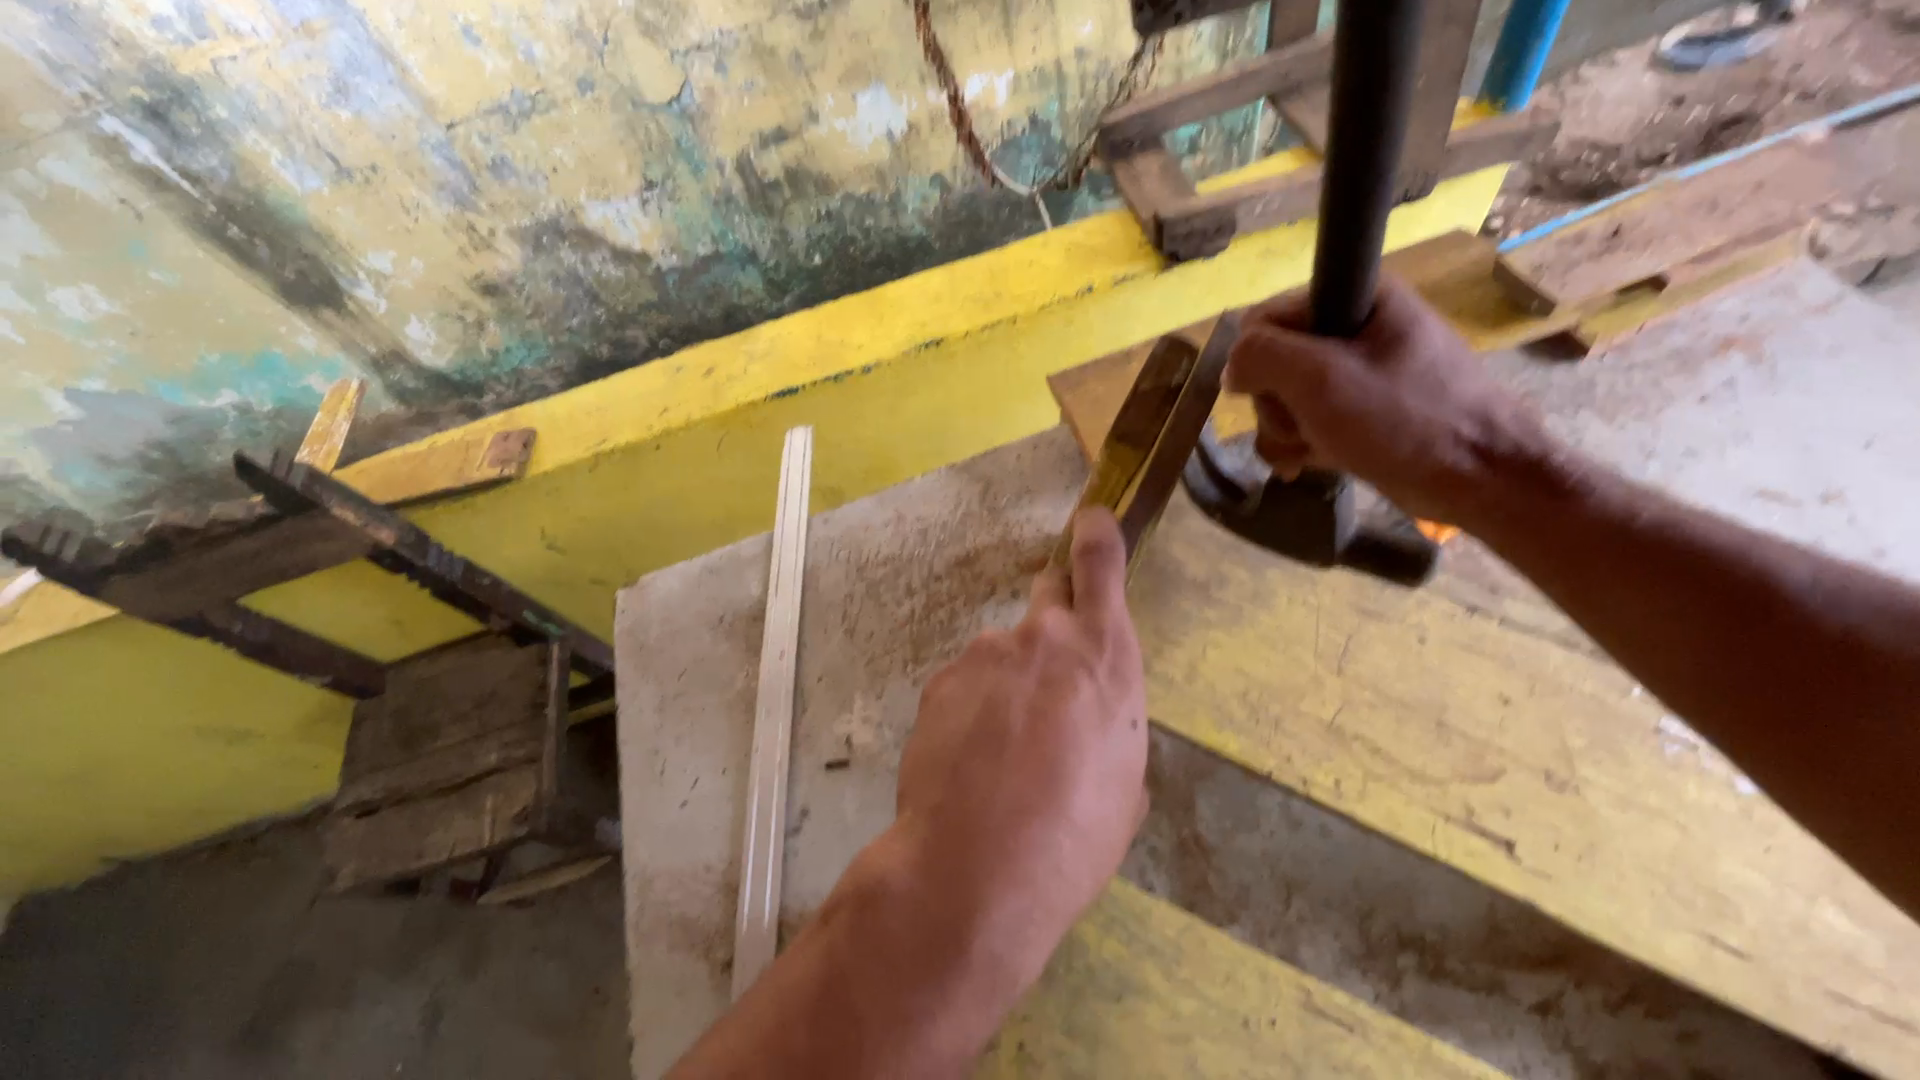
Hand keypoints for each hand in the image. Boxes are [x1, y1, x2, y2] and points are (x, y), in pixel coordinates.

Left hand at [891, 507, 1148, 987]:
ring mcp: (985, 655)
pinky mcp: (939, 681)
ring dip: (1005, 682)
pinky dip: (967, 711)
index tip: (1089, 519)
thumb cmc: (1075, 835)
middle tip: (1046, 674)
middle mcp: (1044, 638)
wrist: (976, 867)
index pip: (1100, 566)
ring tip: (996, 753)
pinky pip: (963, 685)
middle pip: (1047, 593)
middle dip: (1052, 619)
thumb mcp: (1123, 786)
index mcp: (1105, 658)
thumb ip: (1109, 731)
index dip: (1095, 535)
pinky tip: (965, 763)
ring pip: (1000, 652)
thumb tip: (1089, 730)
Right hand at [1223, 276, 1555, 524]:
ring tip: (1317, 450)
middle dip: (1277, 404)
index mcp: (1356, 297)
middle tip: (1306, 427)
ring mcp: (1357, 374)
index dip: (1259, 359)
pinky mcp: (1360, 412)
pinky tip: (1314, 463)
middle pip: (1271, 362)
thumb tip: (1230, 367)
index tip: (1279, 392)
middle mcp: (1354, 328)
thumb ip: (1260, 356)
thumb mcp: (1322, 378)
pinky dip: (1302, 445)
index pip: (1266, 318)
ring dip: (1287, 431)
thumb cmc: (1406, 419)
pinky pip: (1306, 421)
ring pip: (1283, 398)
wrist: (1481, 479)